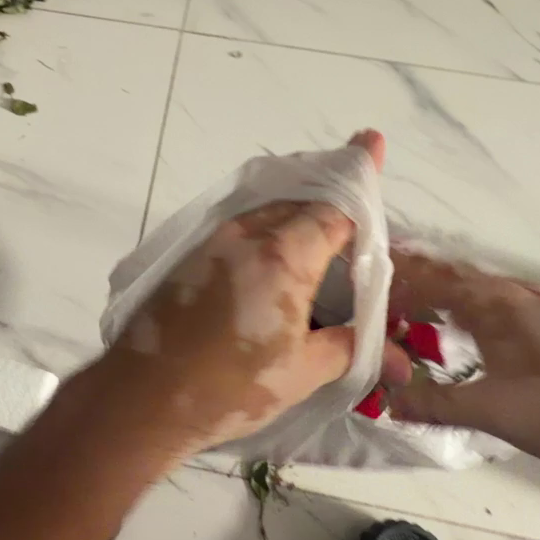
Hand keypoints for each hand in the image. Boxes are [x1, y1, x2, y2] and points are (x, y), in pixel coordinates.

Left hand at [91, 131, 390, 455]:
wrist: (143, 395)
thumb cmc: (229, 387)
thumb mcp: (302, 372)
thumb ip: (350, 349)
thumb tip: (397, 358)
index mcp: (283, 256)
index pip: (333, 207)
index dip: (360, 180)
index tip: (373, 144)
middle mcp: (247, 235)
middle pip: (299, 198)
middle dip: (330, 190)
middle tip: (357, 186)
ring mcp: (213, 242)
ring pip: (267, 208)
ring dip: (298, 206)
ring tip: (324, 220)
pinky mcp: (192, 256)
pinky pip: (242, 223)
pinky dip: (270, 222)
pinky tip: (279, 249)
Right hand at [386, 258, 539, 482]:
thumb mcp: (495, 412)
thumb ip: (434, 404)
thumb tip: (380, 399)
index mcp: (492, 303)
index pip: (426, 279)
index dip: (390, 282)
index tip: (356, 286)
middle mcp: (512, 295)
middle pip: (449, 274)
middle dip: (410, 277)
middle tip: (374, 286)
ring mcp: (539, 308)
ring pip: (475, 287)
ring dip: (439, 289)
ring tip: (410, 301)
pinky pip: (495, 301)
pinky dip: (467, 304)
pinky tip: (470, 328)